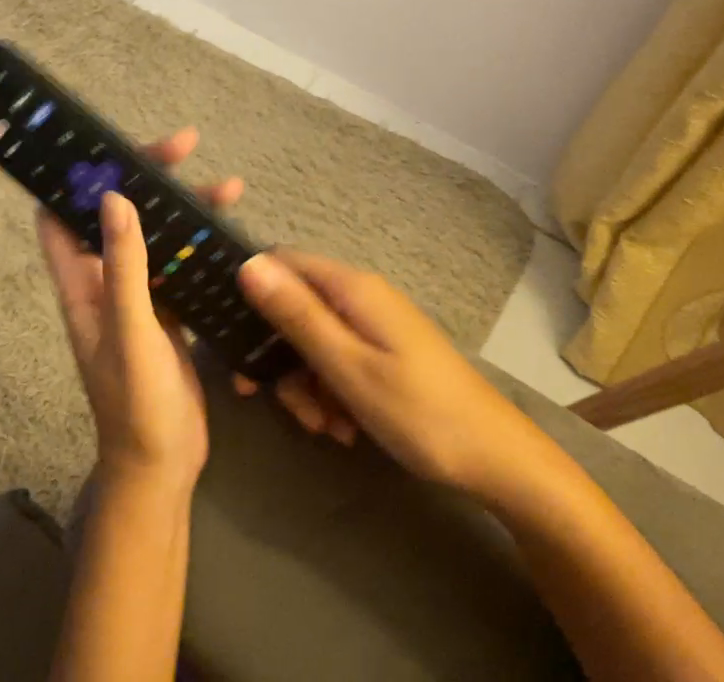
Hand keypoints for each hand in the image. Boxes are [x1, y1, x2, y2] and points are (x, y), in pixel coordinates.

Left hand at [37, 129, 240, 493]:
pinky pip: (178, 268)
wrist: (160, 466)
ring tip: (229, 188)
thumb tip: (114, 198)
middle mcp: (103, 284)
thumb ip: (124, 268)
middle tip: (187, 145)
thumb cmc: (137, 404)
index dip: (78, 176)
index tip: (115, 146)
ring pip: (154, 238)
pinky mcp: (167, 315)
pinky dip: (198, 247)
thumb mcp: (131, 332)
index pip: (61, 214)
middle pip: (117, 215)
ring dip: (182, 210)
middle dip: (147, 178)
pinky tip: (227, 236)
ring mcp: (136, 299)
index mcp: (80, 285)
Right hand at [236, 249, 564, 503]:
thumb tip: (248, 263)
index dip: (250, 293)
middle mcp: (362, 299)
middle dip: (278, 356)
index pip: (282, 263)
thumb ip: (297, 315)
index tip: (229, 338)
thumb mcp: (347, 366)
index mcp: (352, 290)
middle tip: (271, 398)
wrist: (494, 459)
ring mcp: (376, 328)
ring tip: (323, 425)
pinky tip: (343, 428)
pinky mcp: (385, 355)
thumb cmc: (418, 411)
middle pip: (294, 309)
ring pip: (313, 343)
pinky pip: (339, 363)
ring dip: (305, 384)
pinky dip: (331, 393)